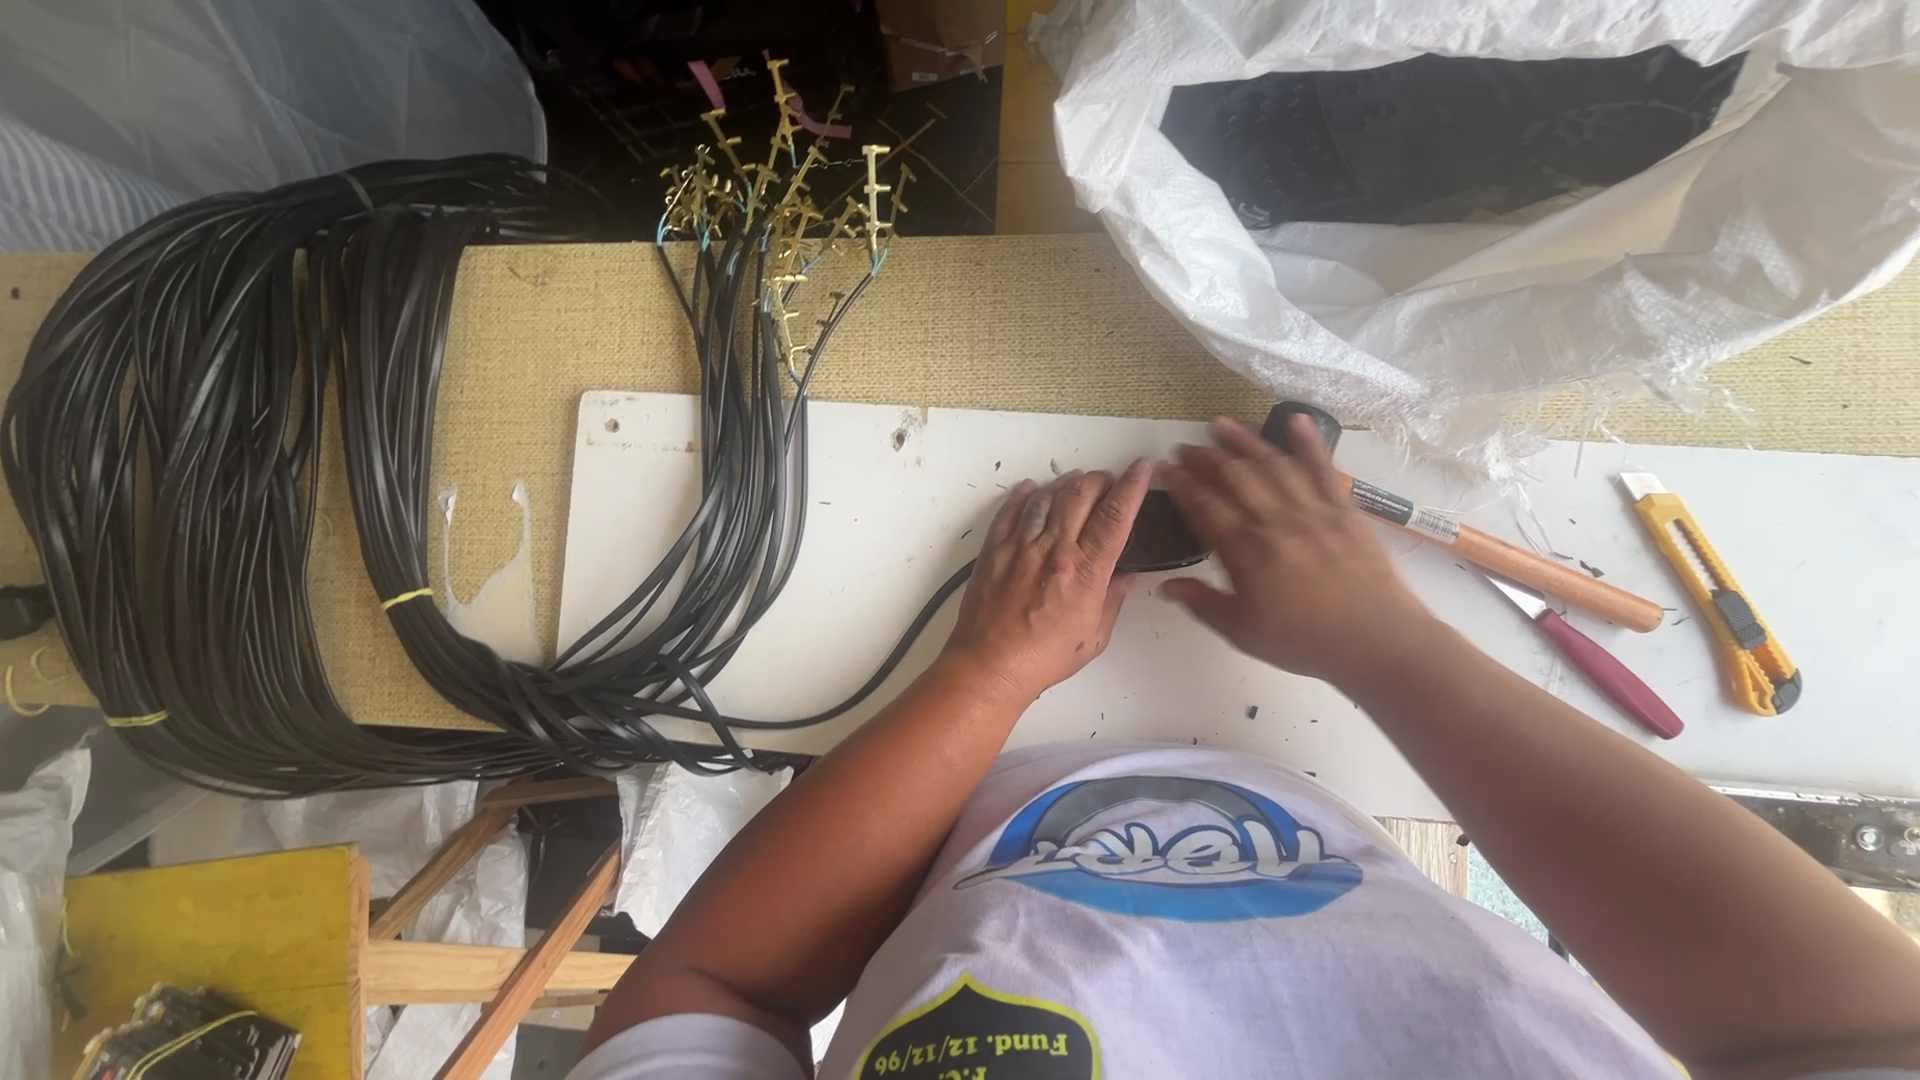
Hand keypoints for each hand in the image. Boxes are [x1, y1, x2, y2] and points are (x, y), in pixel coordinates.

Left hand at [941, 461, 1151, 701]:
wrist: (991, 665)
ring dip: (1066, 484)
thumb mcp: (1094, 636)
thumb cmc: (1041, 657)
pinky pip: (1010, 510)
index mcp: (1084, 572)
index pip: (1115, 516)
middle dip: (1100, 479)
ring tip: (1077, 483)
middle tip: (1108, 482)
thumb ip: (1112, 599)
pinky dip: (1025, 495)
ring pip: (1046, 496)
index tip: (1142, 469)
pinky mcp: (994, 550)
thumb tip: (1125, 575)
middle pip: (1081, 494)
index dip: (1132, 487)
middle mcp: (1053, 550)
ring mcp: (1020, 546)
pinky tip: (1033, 490)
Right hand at [1160, 415, 1436, 685]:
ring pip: (1272, 465)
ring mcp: (1312, 511)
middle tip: (1184, 447)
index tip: (1163, 469)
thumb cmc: (1304, 642)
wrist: (1377, 642)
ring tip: (1220, 425)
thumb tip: (1164, 586)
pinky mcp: (1344, 510)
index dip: (1180, 484)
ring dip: (1244, 441)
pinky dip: (1309, 442)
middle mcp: (1275, 521)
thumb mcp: (1241, 631)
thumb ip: (1201, 603)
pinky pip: (1323, 469)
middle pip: (1234, 477)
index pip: (1204, 506)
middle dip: (1204, 458)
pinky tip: (1296, 419)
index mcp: (1246, 551)